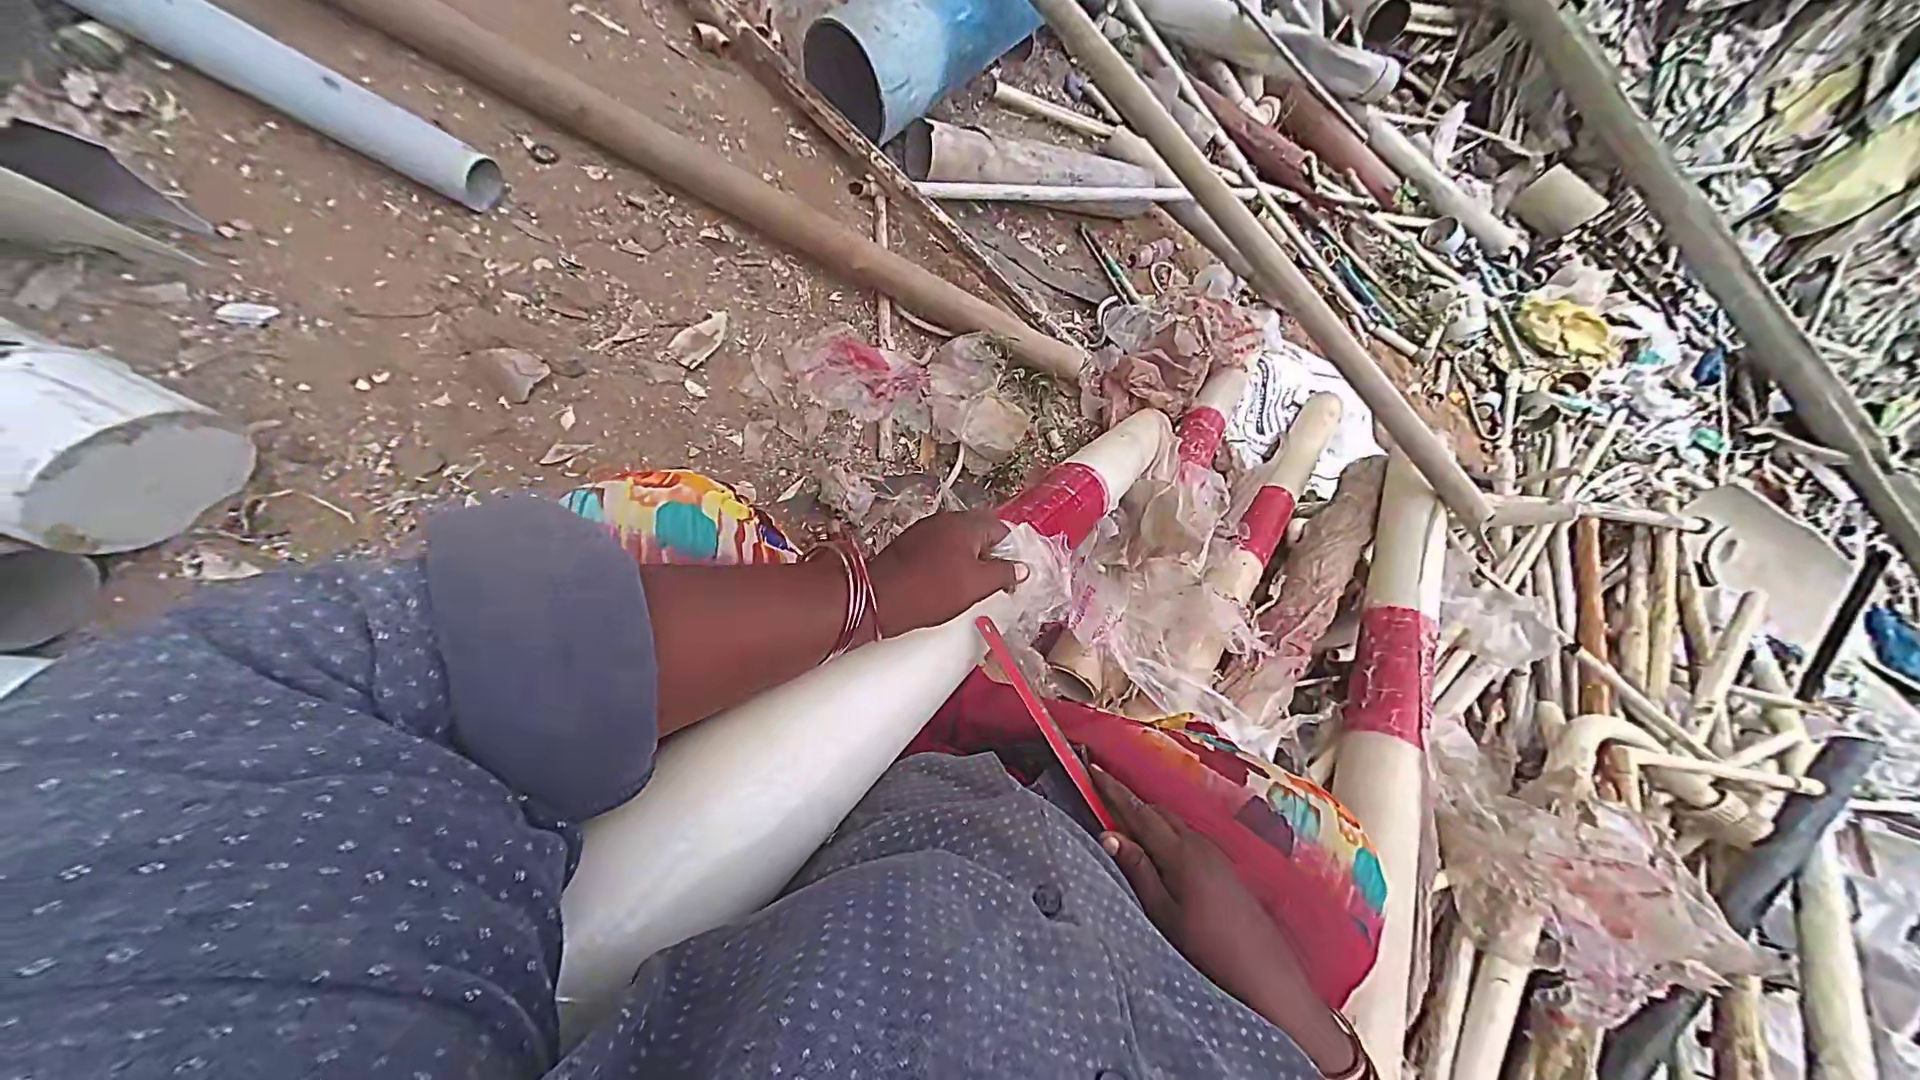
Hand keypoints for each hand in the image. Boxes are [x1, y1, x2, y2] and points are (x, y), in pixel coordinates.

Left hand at [867, 510, 1025, 636]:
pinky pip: (940, 547)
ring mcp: (926, 529)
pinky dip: (948, 561)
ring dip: (968, 559)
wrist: (881, 598)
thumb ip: (1004, 574)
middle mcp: (946, 519)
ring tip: (968, 585)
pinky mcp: (911, 542)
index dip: (1011, 553)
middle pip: (979, 533)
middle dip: (989, 555)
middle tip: (991, 582)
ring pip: (958, 541)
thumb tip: (1022, 569)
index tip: (1010, 576)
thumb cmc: (932, 591)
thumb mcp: (977, 586)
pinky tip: (945, 581)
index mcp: (966, 525)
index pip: (1001, 530)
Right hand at [1092, 766, 1361, 1076]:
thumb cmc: (1209, 950)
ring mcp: (1216, 855)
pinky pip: (1188, 838)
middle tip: (1104, 805)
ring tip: (1127, 832)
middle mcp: (1199, 844)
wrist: (1269, 981)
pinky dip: (1167, 835)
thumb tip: (1108, 835)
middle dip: (1131, 804)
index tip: (1094, 771)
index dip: (1114, 790)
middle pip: (1157, 812)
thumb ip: (1137, 869)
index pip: (1139, 811)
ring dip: (1150, 821)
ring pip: (1174, 824)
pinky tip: (1161, 857)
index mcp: (1181, 852)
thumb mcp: (1163, 913)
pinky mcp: (1226, 870)